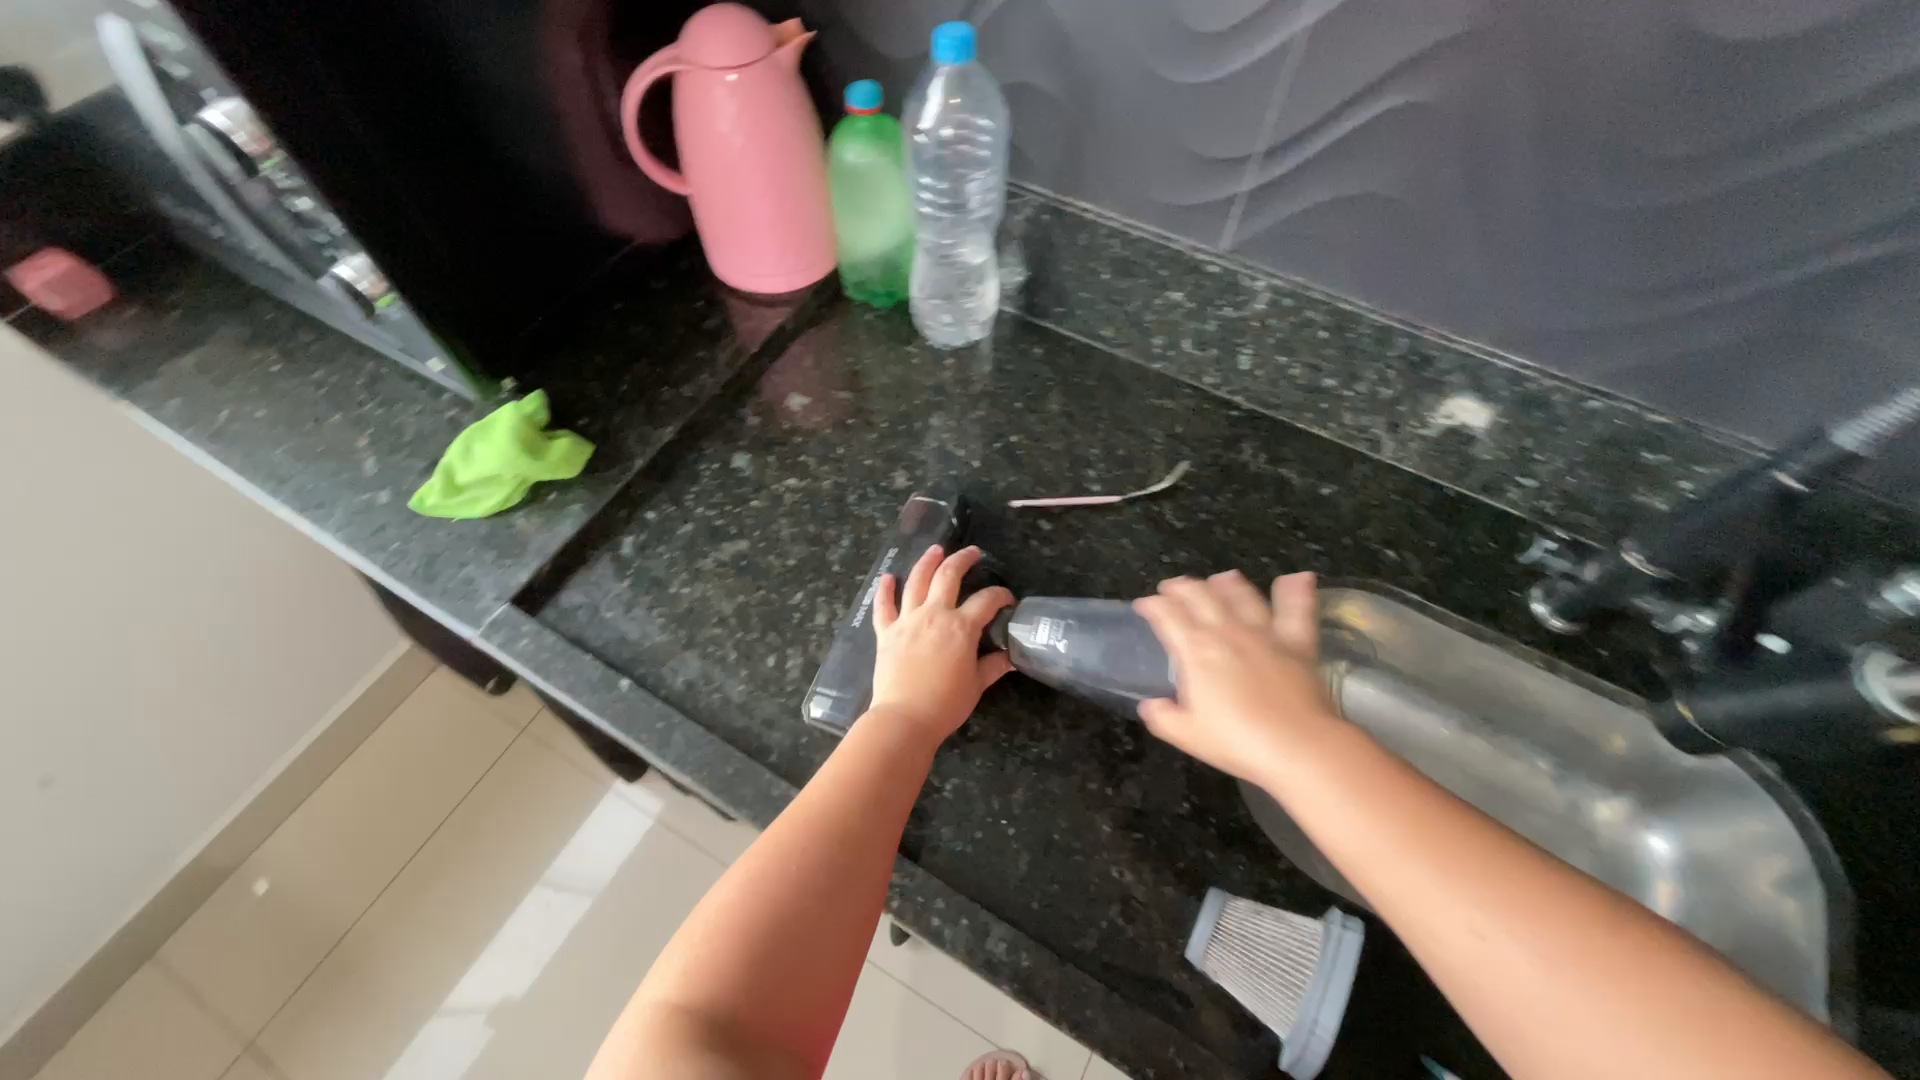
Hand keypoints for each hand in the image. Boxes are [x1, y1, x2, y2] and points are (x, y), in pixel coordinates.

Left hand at [867, 545, 1015, 742]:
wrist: (905, 718)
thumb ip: (993, 666)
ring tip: (935, 550)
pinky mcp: (886, 632)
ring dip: (926, 562)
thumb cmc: (946, 704)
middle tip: (972, 552)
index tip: (1007, 599)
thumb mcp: (976, 686)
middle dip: (962, 559)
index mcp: (961, 627)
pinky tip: (887, 577)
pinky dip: (884, 590)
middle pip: (948, 575)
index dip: (1000, 596)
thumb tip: (1010, 657)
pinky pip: (883, 606)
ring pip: (916, 581)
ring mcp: (907, 621)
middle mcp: (934, 615)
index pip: (986, 601)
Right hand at [1132, 571, 1340, 783]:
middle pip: (1202, 596)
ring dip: (1228, 584)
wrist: (1298, 746)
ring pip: (1243, 596)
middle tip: (1173, 587)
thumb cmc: (1237, 741)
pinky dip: (1297, 592)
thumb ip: (1164, 717)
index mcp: (1197, 651)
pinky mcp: (1297, 645)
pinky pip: (1298, 611)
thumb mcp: (1187, 734)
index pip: (1168, 616)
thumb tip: (1152, 705)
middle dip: (1183, 587)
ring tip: (1221, 578)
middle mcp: (1228, 632)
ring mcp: (1264, 634)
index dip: (1153, 606)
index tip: (1144, 605)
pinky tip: (1299, 578)